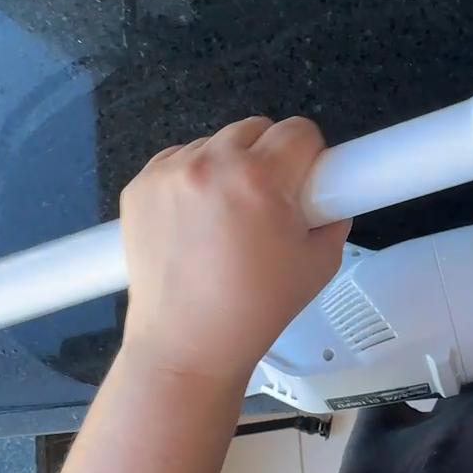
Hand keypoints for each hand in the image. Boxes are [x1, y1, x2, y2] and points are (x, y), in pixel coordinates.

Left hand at [118, 116, 351, 385]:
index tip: (307, 182)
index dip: (311, 157)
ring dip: (230, 166)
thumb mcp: (320, 264)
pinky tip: (199, 220)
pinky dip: (194, 179)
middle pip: (256, 128)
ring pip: (215, 143)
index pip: (299, 131)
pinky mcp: (139, 186)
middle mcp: (210, 166)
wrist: (188, 344)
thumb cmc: (256, 309)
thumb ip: (333, 219)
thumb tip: (331, 200)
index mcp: (260, 181)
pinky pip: (179, 161)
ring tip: (230, 217)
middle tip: (271, 203)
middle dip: (271, 158)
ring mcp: (168, 174)